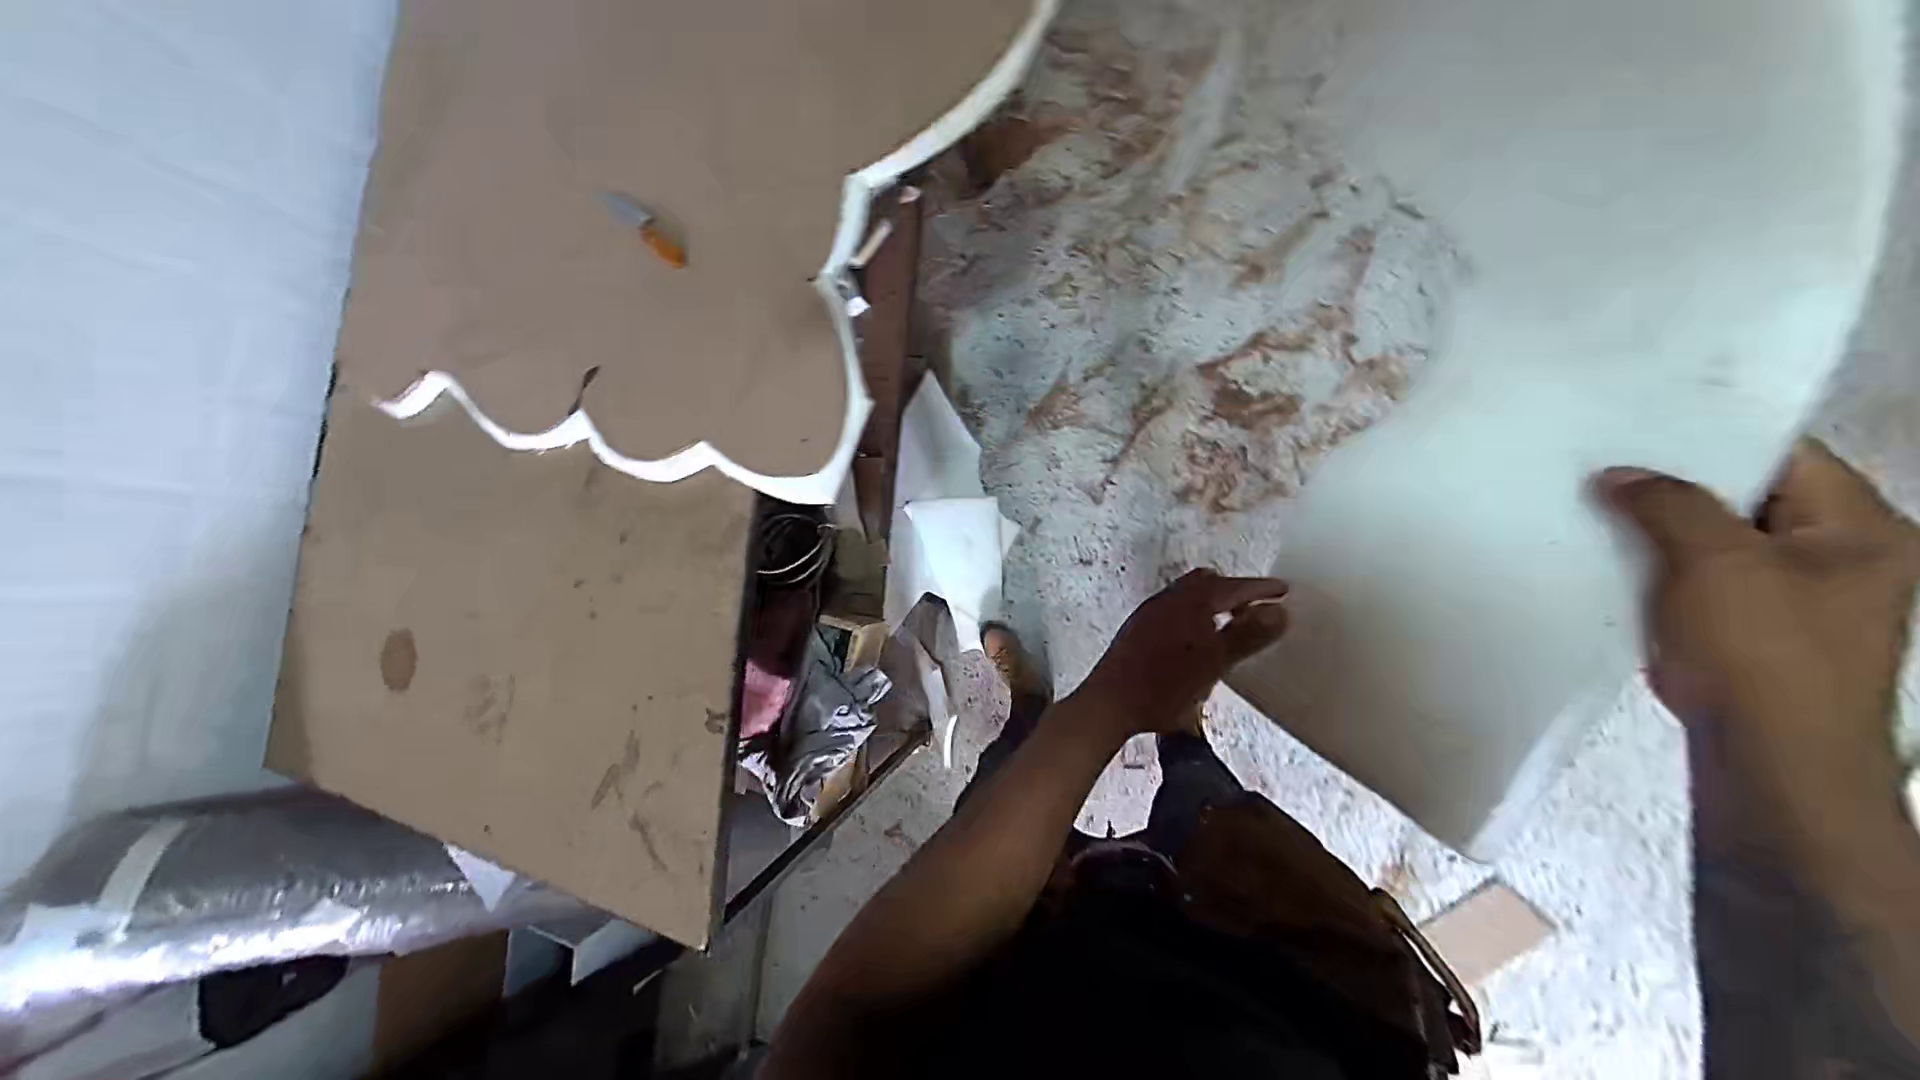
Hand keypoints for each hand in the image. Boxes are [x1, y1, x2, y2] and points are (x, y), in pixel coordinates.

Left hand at [1073, 569, 1290, 737]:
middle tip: (1256, 607)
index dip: (1260, 588)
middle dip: (1234, 591)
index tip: (1282, 591)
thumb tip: (1279, 611)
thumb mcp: (1214, 663)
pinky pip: (1173, 609)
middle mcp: (1167, 600)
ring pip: (1187, 596)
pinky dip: (1193, 614)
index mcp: (1189, 602)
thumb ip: (1246, 635)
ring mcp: (1148, 614)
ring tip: (1230, 624)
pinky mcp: (1137, 630)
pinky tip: (1196, 639)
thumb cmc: (1164, 685)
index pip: (1232, 587)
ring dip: (1211, 603)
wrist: (1111, 702)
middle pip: (1206, 584)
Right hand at [1595, 439, 1919, 865]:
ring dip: (1658, 525)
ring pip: (1712, 537)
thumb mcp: (1716, 561)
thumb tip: (1619, 474)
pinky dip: (1654, 562)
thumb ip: (1669, 505)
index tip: (1643, 425)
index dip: (1716, 436)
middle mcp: (1832, 554)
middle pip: (1745, 496)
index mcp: (1860, 529)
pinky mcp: (1742, 622)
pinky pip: (1693, 574)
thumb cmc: (1760, 646)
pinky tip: (1606, 552)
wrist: (1766, 746)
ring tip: (1594, 502)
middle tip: (1605, 462)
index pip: (1788, 456)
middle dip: (1675, 483)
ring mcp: (1786, 592)